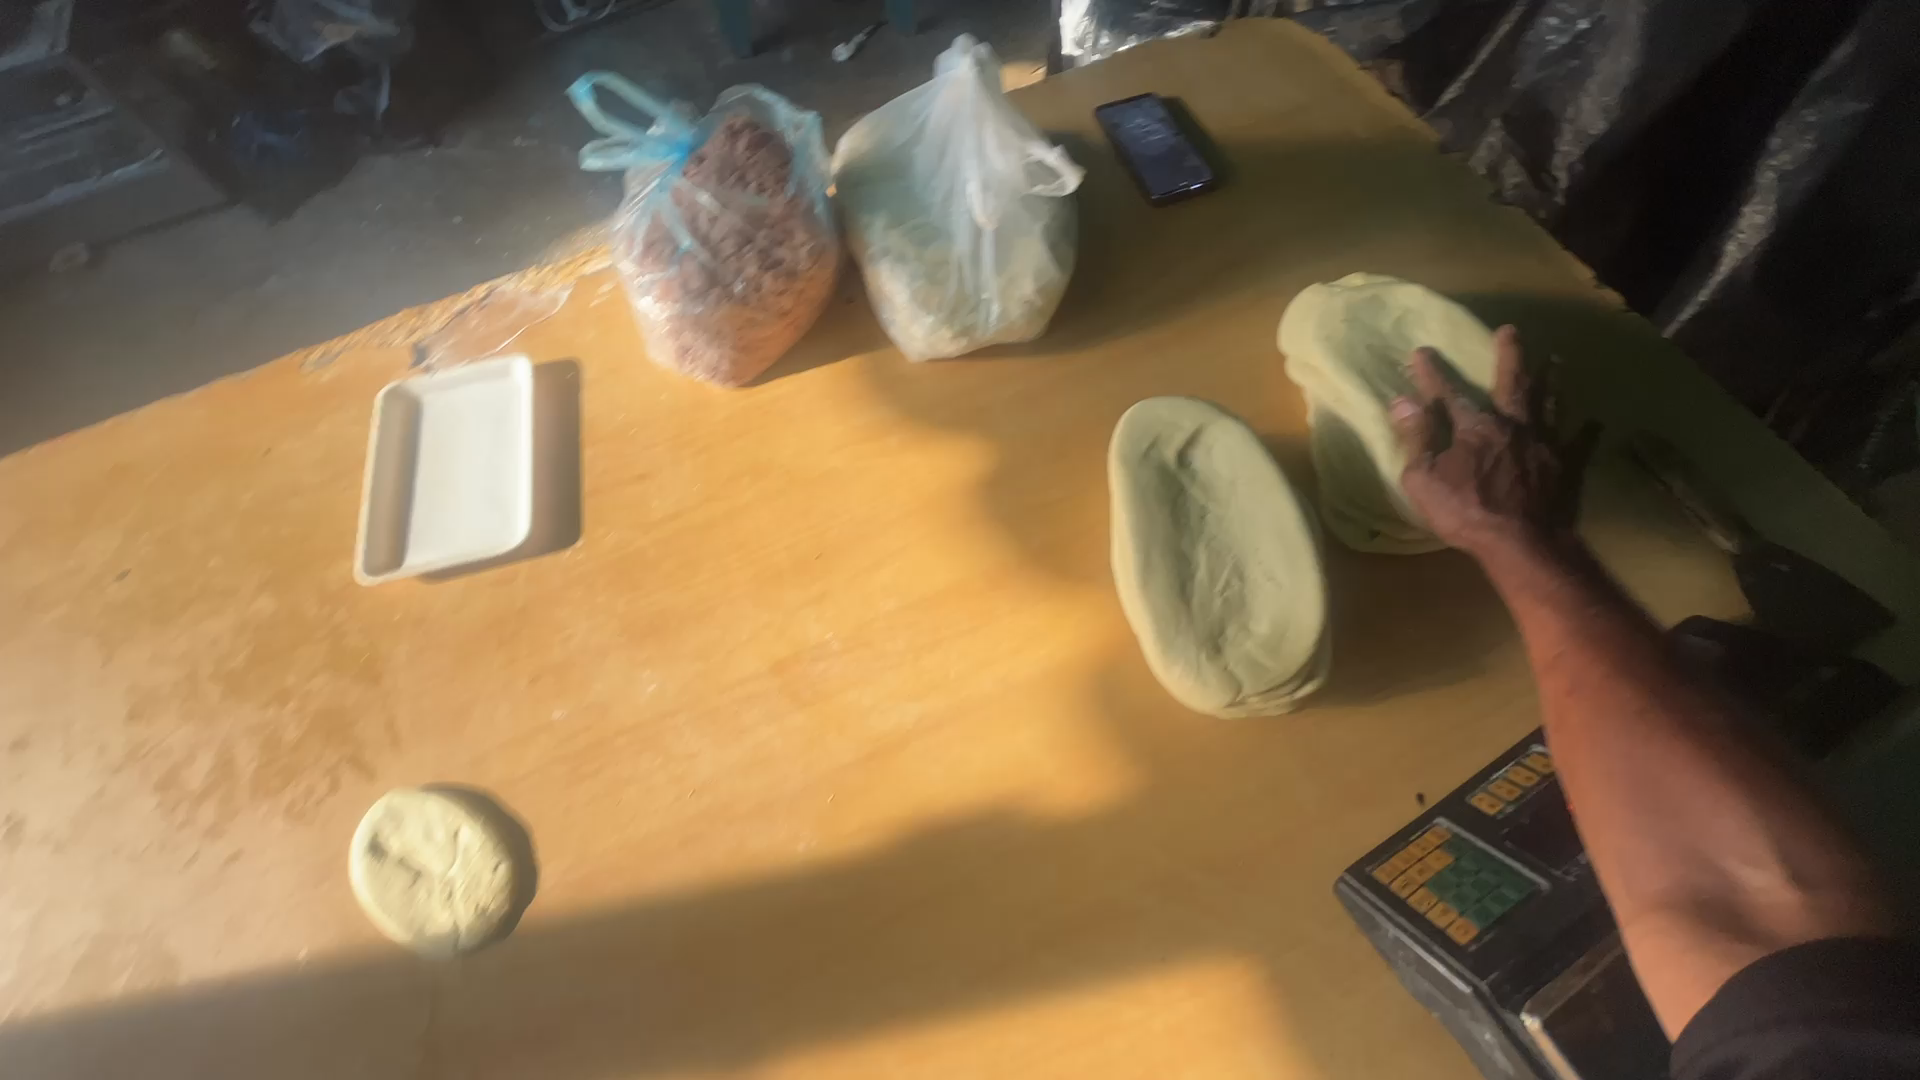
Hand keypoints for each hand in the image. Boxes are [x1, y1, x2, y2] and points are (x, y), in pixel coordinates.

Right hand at [1388, 325, 1597, 560]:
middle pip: (1513, 383)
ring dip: (1552, 380)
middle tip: (1510, 331)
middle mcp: (1514, 426)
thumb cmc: (1464, 510)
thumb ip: (1417, 437)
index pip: (1449, 394)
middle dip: (1509, 355)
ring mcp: (1544, 444)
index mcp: (1476, 428)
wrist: (1521, 542)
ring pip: (1550, 403)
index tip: (1421, 351)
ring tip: (1556, 361)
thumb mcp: (1423, 477)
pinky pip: (1578, 443)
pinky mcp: (1564, 466)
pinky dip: (1585, 431)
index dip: (1432, 373)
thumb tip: (1402, 401)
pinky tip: (1593, 422)